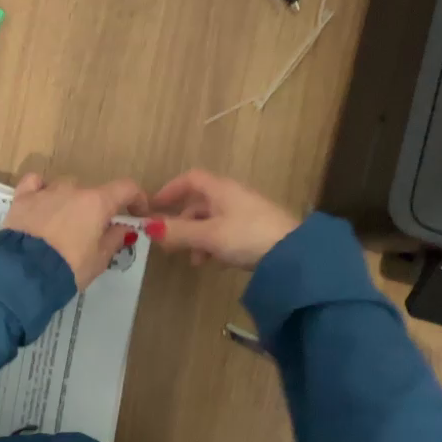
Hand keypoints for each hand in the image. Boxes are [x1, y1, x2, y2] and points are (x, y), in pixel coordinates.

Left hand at [3, 174, 146, 289]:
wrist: (25, 273)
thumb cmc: (70, 268)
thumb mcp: (99, 260)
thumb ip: (114, 239)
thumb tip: (123, 228)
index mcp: (97, 203)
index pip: (126, 188)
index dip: (136, 198)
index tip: (136, 212)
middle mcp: (73, 190)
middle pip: (92, 192)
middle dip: (95, 209)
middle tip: (90, 233)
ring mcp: (46, 191)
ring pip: (64, 188)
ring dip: (69, 202)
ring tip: (62, 225)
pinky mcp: (22, 198)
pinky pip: (35, 183)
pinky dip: (41, 188)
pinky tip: (41, 202)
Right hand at [145, 169, 299, 269]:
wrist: (294, 254)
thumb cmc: (246, 236)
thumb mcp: (208, 235)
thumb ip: (178, 231)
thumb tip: (147, 227)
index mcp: (221, 189)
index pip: (191, 179)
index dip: (171, 189)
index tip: (155, 206)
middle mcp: (233, 196)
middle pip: (200, 203)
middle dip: (182, 222)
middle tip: (170, 242)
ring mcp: (246, 213)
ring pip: (212, 220)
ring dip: (198, 238)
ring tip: (195, 261)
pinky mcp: (256, 230)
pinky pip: (227, 232)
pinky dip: (214, 244)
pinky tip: (215, 263)